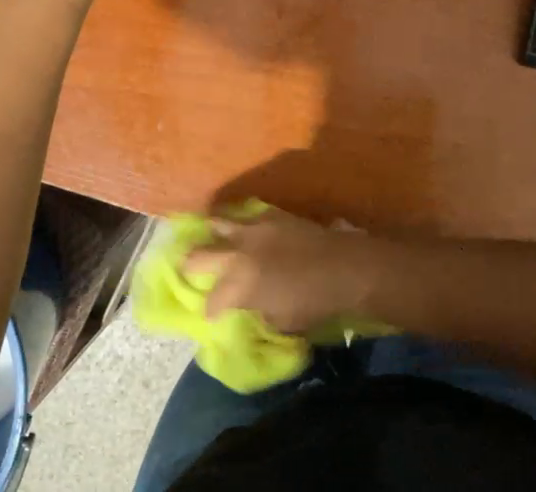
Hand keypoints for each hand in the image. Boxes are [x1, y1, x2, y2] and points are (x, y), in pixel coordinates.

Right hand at [183, 209, 373, 334]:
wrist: (345, 267)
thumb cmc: (315, 302)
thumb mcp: (282, 321)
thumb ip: (258, 311)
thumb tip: (251, 305)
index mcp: (239, 284)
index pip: (212, 300)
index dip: (210, 310)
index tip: (212, 315)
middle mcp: (238, 252)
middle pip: (198, 256)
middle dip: (191, 267)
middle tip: (192, 272)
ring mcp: (253, 228)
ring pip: (216, 222)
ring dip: (210, 235)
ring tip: (210, 240)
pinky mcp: (271, 214)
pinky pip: (246, 215)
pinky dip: (239, 223)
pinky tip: (243, 229)